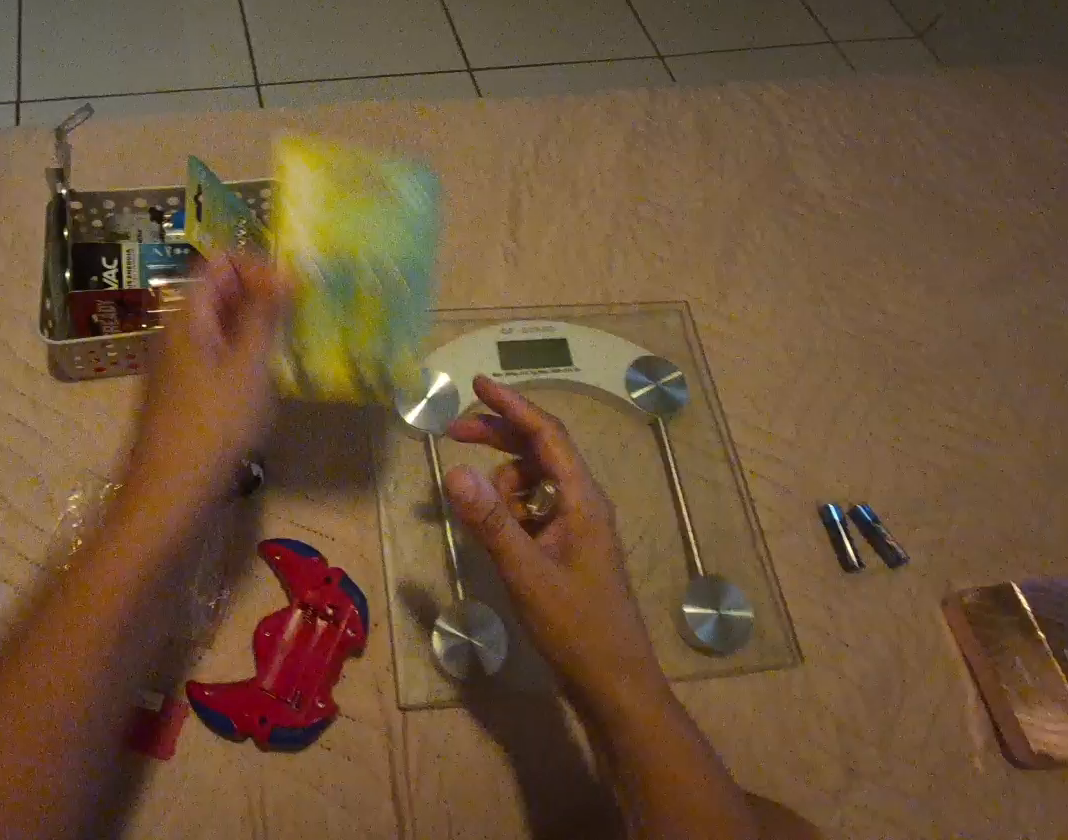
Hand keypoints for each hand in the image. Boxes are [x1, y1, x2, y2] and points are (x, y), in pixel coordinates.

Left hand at [125, 254, 289, 502]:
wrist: (170, 496)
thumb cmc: (213, 426)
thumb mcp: (248, 366)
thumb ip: (263, 315)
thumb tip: (281, 273)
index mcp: (186, 318)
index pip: (218, 264)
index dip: (256, 266)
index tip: (292, 289)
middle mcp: (175, 334)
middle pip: (216, 293)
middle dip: (258, 294)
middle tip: (298, 313)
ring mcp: (176, 366)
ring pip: (217, 327)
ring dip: (253, 326)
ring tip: (288, 343)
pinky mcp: (183, 395)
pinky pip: (215, 356)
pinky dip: (242, 355)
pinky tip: (264, 378)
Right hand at [444, 376, 662, 711]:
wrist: (614, 683)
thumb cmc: (576, 627)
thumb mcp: (526, 573)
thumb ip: (490, 521)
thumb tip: (454, 470)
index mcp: (582, 498)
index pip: (546, 434)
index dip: (512, 405)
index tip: (478, 384)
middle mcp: (583, 501)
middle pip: (539, 449)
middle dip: (497, 435)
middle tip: (453, 432)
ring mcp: (577, 524)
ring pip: (534, 480)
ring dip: (502, 482)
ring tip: (480, 513)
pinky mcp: (567, 545)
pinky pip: (534, 508)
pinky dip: (510, 509)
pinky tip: (496, 534)